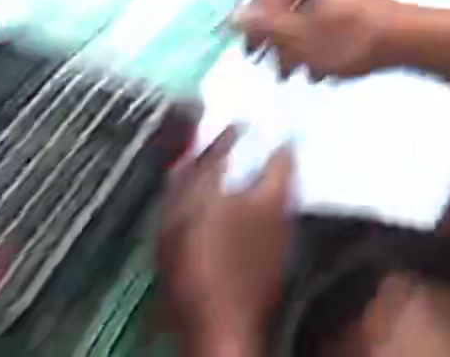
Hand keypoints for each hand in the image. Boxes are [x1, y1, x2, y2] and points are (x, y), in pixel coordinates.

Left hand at [158, 129, 294, 356]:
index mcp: (197, 192)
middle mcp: (173, 210)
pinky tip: (215, 204)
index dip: (233, 132)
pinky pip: (178, 214)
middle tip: (230, 138)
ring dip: (200, 175)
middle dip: (208, 150)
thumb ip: (280, 167)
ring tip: (224, 167)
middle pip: (188, 168)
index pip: (213, 150)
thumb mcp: (277, 207)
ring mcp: (164, 239)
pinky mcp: (167, 261)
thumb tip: (285, 140)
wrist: (223, 329)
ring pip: (180, 192)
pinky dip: (195, 200)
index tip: (248, 120)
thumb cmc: (253, 262)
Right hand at [231, 0, 405, 78]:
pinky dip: (324, 50)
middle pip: (289, 13)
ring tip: (309, 73)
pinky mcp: (360, 14)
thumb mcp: (299, 37)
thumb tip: (233, 14)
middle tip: (284, 71)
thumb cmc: (349, 39)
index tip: (253, 56)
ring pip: (309, 25)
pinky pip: (330, 30)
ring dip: (302, 52)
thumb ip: (265, 26)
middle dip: (282, 45)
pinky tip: (327, 71)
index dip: (254, 28)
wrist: (405, 40)